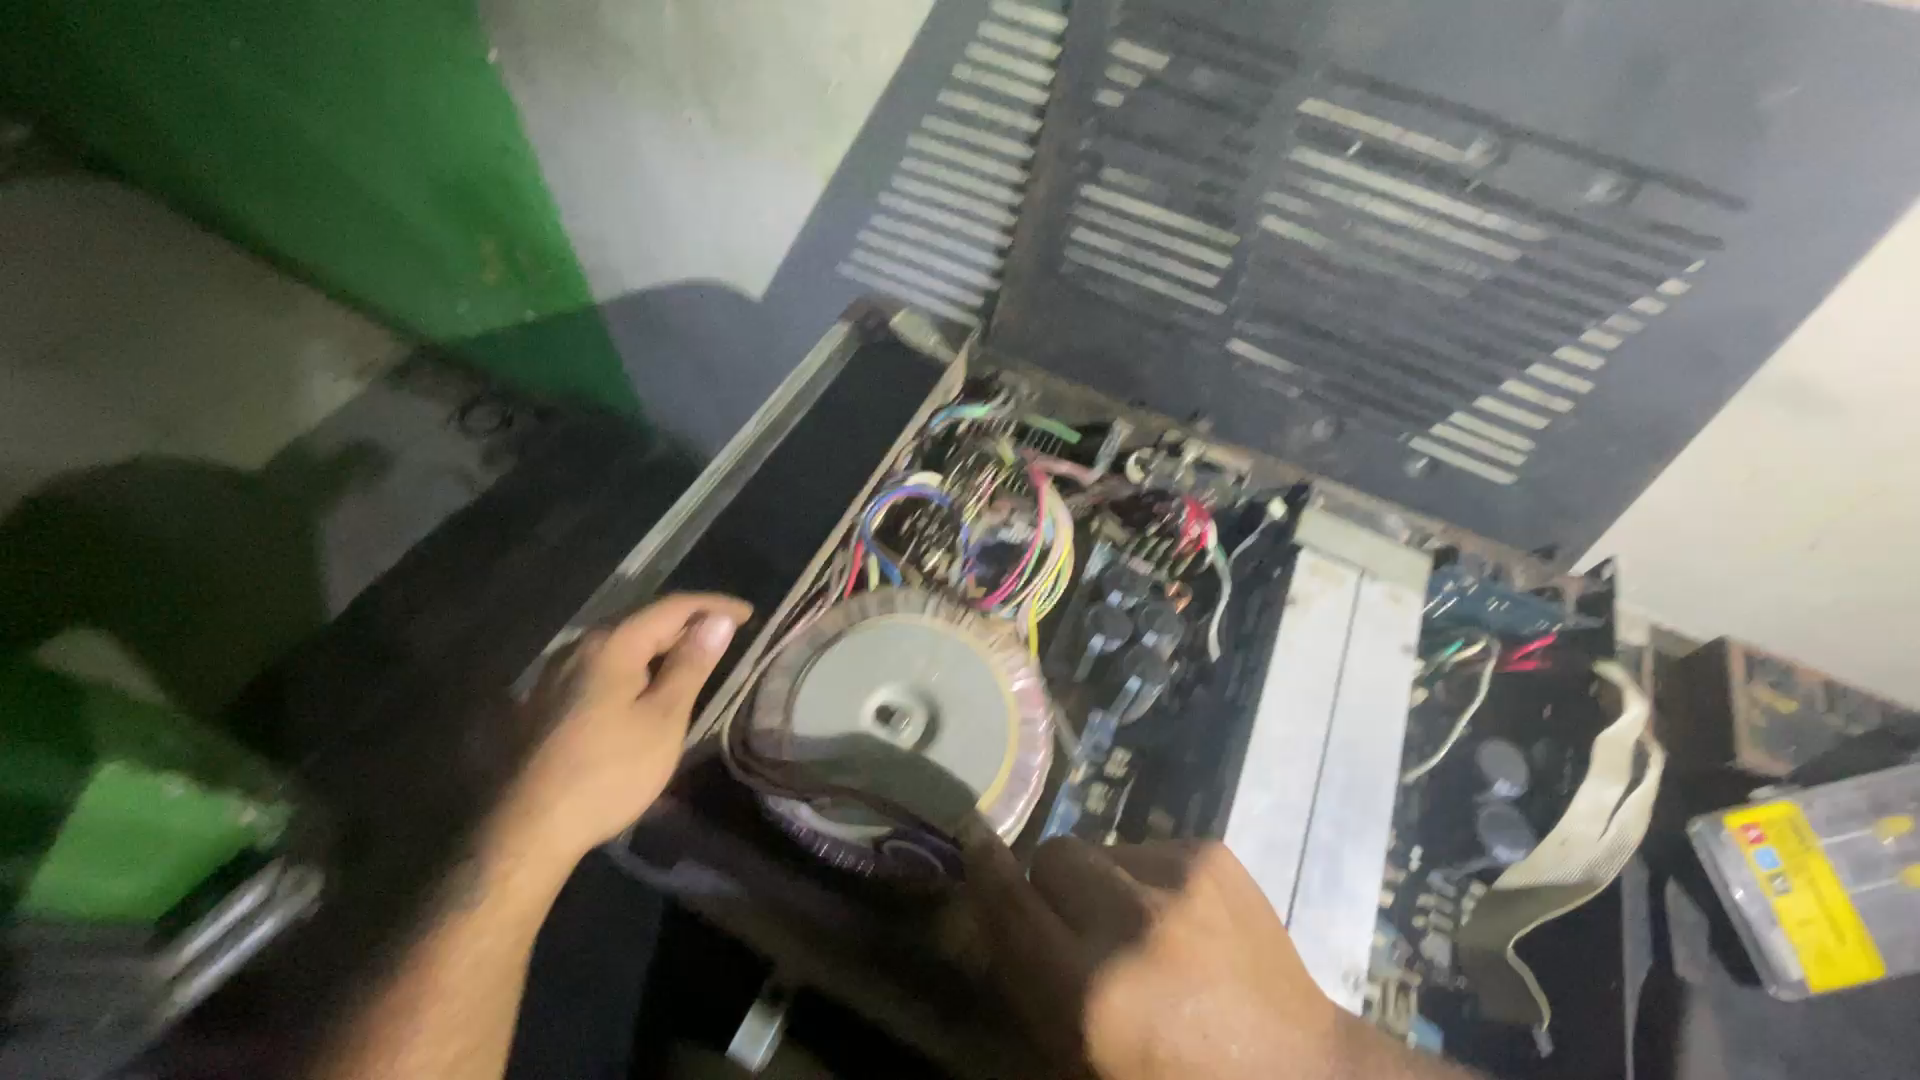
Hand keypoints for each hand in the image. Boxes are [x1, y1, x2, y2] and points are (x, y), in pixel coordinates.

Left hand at [500, 593, 750, 860]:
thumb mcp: (664, 719)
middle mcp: (579, 648)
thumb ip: (691, 665)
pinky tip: (641, 686)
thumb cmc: (610, 772)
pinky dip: (633, 665)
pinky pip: (600, 666)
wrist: (530, 828)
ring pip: (618, 644)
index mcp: (612, 645)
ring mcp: (555, 674)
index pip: (672, 607)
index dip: (714, 606)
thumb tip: (718, 620)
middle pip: (642, 620)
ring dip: (657, 644)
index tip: (748, 615)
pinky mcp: (544, 701)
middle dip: (686, 622)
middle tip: (723, 635)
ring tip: (688, 657)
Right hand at [966, 836, 1343, 1079]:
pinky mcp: (1211, 853)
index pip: (1011, 905)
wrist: (1296, 1070)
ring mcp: (1177, 878)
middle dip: (1052, 887)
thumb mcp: (1081, 1059)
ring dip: (1100, 882)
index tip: (972, 840)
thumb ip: (1031, 982)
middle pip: (1051, 856)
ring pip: (1096, 847)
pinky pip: (1143, 846)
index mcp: (1090, 994)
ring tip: (1139, 928)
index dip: (985, 869)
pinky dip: (1145, 878)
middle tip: (1080, 928)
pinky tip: (1179, 920)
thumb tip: (994, 903)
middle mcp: (1129, 922)